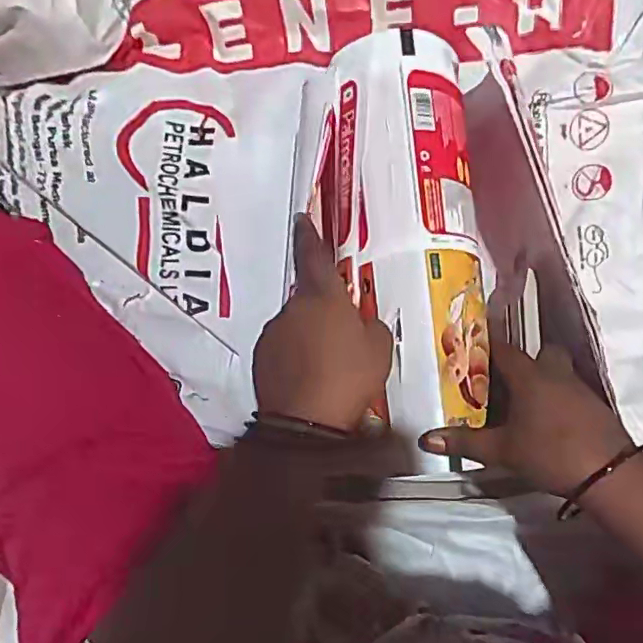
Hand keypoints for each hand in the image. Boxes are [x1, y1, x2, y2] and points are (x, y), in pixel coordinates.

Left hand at [252, 218, 392, 431]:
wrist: (308, 422)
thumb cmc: (349, 379)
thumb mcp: (380, 349)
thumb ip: (372, 326)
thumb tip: (363, 324)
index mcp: (323, 297)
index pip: (314, 255)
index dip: (310, 235)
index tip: (302, 220)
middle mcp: (293, 309)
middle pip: (308, 299)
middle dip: (323, 312)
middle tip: (342, 338)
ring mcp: (273, 334)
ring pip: (296, 326)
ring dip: (309, 338)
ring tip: (329, 367)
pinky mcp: (262, 359)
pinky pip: (283, 350)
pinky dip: (296, 358)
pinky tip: (311, 379)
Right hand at [420, 344, 633, 494]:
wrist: (608, 473)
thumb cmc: (549, 454)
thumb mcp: (502, 451)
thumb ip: (465, 442)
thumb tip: (426, 439)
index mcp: (531, 377)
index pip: (505, 351)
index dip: (488, 347)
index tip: (472, 349)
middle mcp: (556, 374)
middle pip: (542, 353)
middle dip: (526, 360)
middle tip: (507, 379)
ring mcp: (580, 389)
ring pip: (559, 371)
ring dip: (544, 379)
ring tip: (524, 403)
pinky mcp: (595, 406)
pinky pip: (572, 390)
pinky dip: (558, 397)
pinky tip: (548, 420)